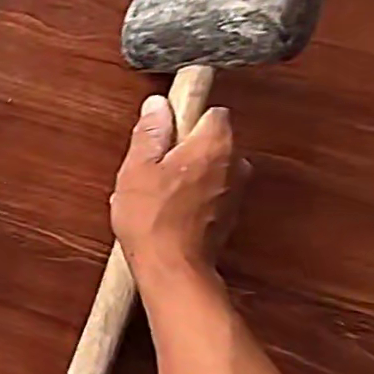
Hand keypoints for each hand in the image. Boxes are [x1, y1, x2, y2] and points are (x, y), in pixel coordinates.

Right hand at [110, 95, 249, 275]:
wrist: (172, 267)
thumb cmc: (153, 220)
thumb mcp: (136, 169)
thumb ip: (150, 133)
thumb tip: (157, 106)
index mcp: (215, 144)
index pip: (210, 111)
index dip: (183, 119)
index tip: (161, 132)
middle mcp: (236, 163)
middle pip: (211, 140)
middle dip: (183, 149)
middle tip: (151, 167)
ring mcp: (237, 190)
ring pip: (211, 168)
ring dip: (188, 174)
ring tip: (156, 194)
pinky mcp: (230, 214)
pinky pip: (211, 192)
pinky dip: (193, 196)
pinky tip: (167, 211)